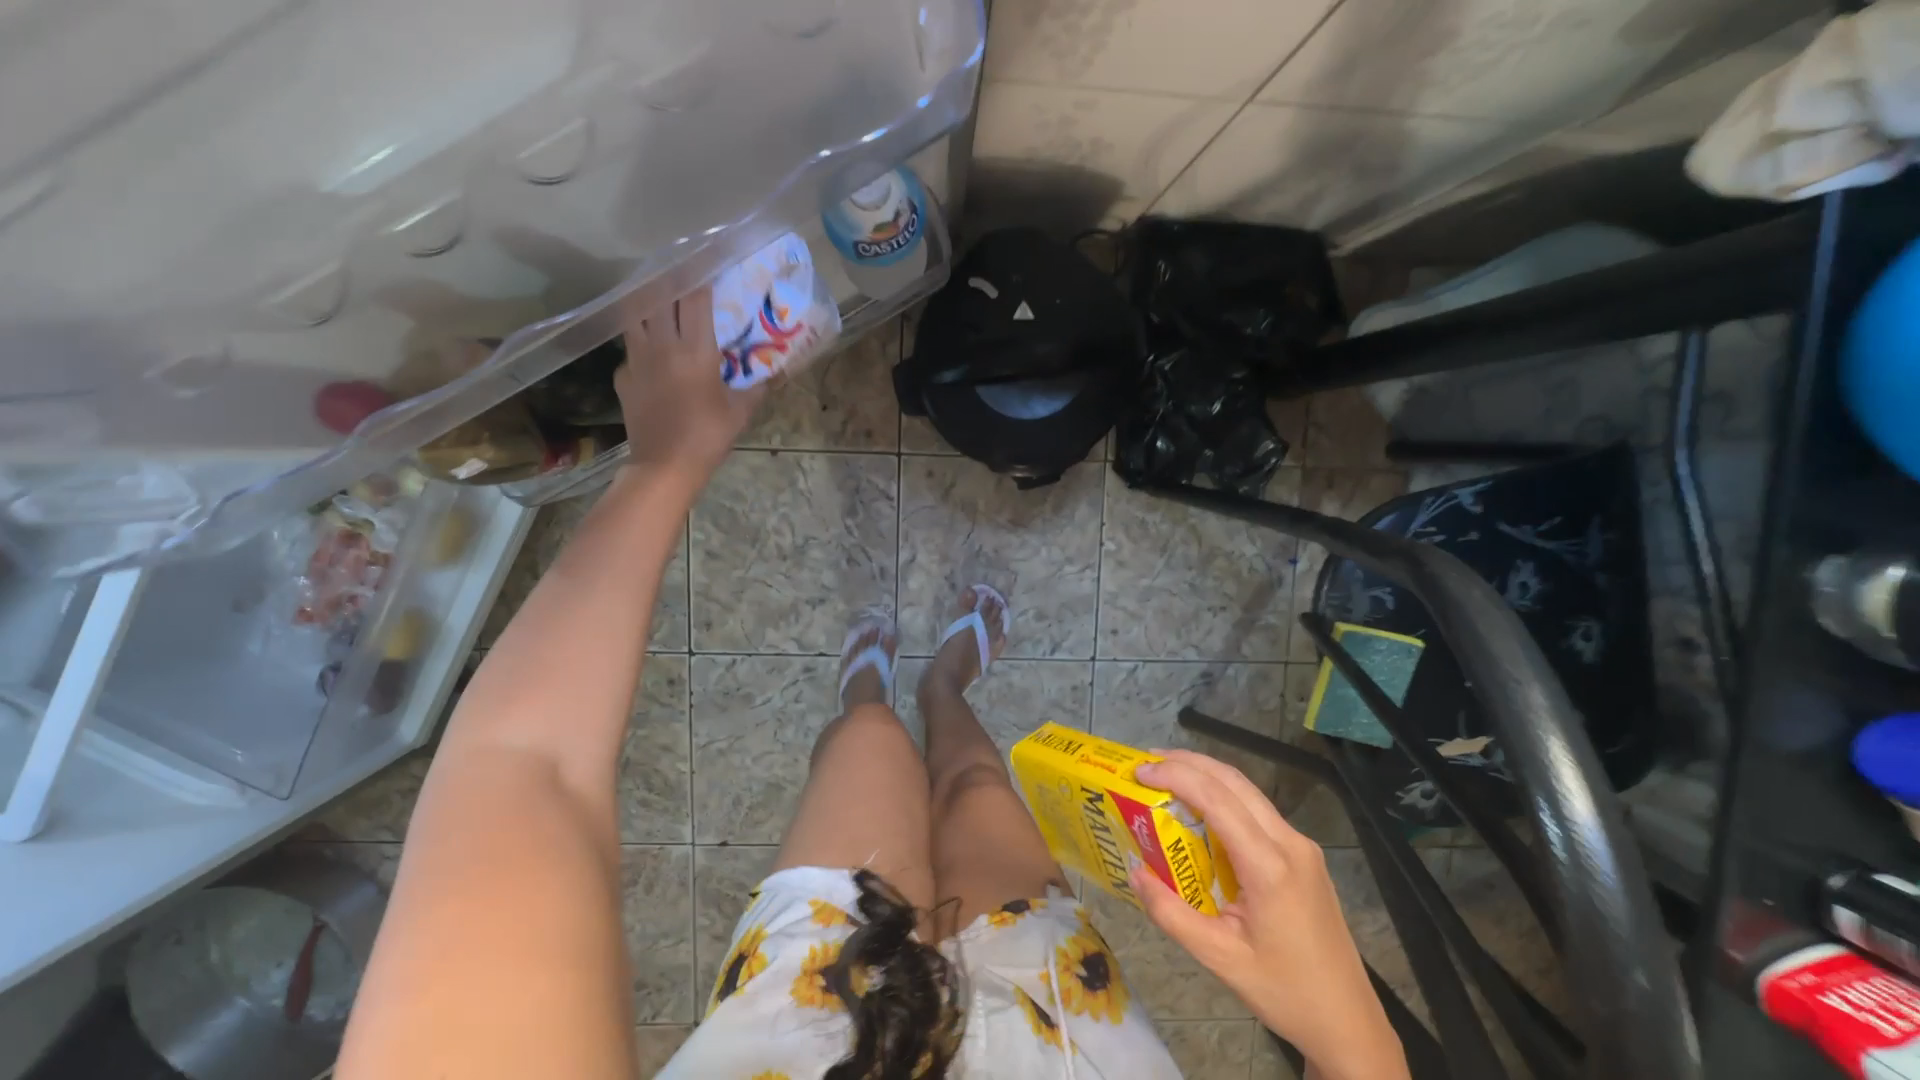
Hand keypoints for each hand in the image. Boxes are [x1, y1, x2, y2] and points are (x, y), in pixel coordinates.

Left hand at [614, 286, 767, 481]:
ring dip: (648, 304)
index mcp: (695, 350)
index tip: (707, 267)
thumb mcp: (740, 412)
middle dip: (671, 283)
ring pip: (636, 315)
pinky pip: (630, 349)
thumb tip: (773, 374)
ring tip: (660, 302)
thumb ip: (756, 388)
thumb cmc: (708, 436)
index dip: (700, 278)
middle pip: (660, 296)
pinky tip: (651, 354)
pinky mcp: (623, 376)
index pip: (694, 298)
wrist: (665, 466)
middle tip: (681, 277)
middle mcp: (663, 345)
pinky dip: (641, 344)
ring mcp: (637, 359)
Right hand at [1129, 751, 1407, 1079]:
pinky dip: (1223, 800)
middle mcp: (1290, 844)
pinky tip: (1199, 811)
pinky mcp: (1303, 857)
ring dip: (1207, 776)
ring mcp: (1302, 848)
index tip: (1139, 771)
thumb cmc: (1283, 991)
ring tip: (1165, 775)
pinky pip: (1258, 814)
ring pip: (1249, 793)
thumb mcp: (1218, 958)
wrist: (1347, 1020)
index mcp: (1269, 867)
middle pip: (1235, 782)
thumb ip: (1171, 913)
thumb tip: (1133, 872)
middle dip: (1188, 763)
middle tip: (1145, 763)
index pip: (1218, 800)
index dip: (1176, 777)